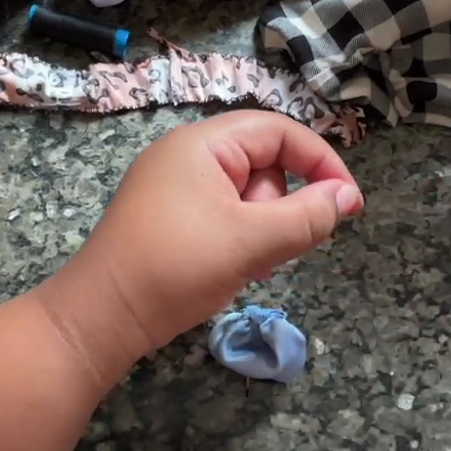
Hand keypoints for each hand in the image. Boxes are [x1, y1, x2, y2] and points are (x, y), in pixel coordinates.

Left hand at [36, 111, 361, 377]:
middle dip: (280, 206)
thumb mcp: (251, 242)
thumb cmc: (176, 269)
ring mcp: (174, 187)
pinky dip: (238, 239)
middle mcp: (185, 156)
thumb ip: (306, 216)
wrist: (102, 318)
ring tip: (245, 265)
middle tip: (272, 248)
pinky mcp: (168, 218)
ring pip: (245, 195)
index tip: (348, 203)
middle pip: (262, 163)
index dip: (320, 161)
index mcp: (201, 144)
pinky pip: (222, 215)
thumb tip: (347, 196)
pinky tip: (228, 270)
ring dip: (260, 229)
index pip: (277, 131)